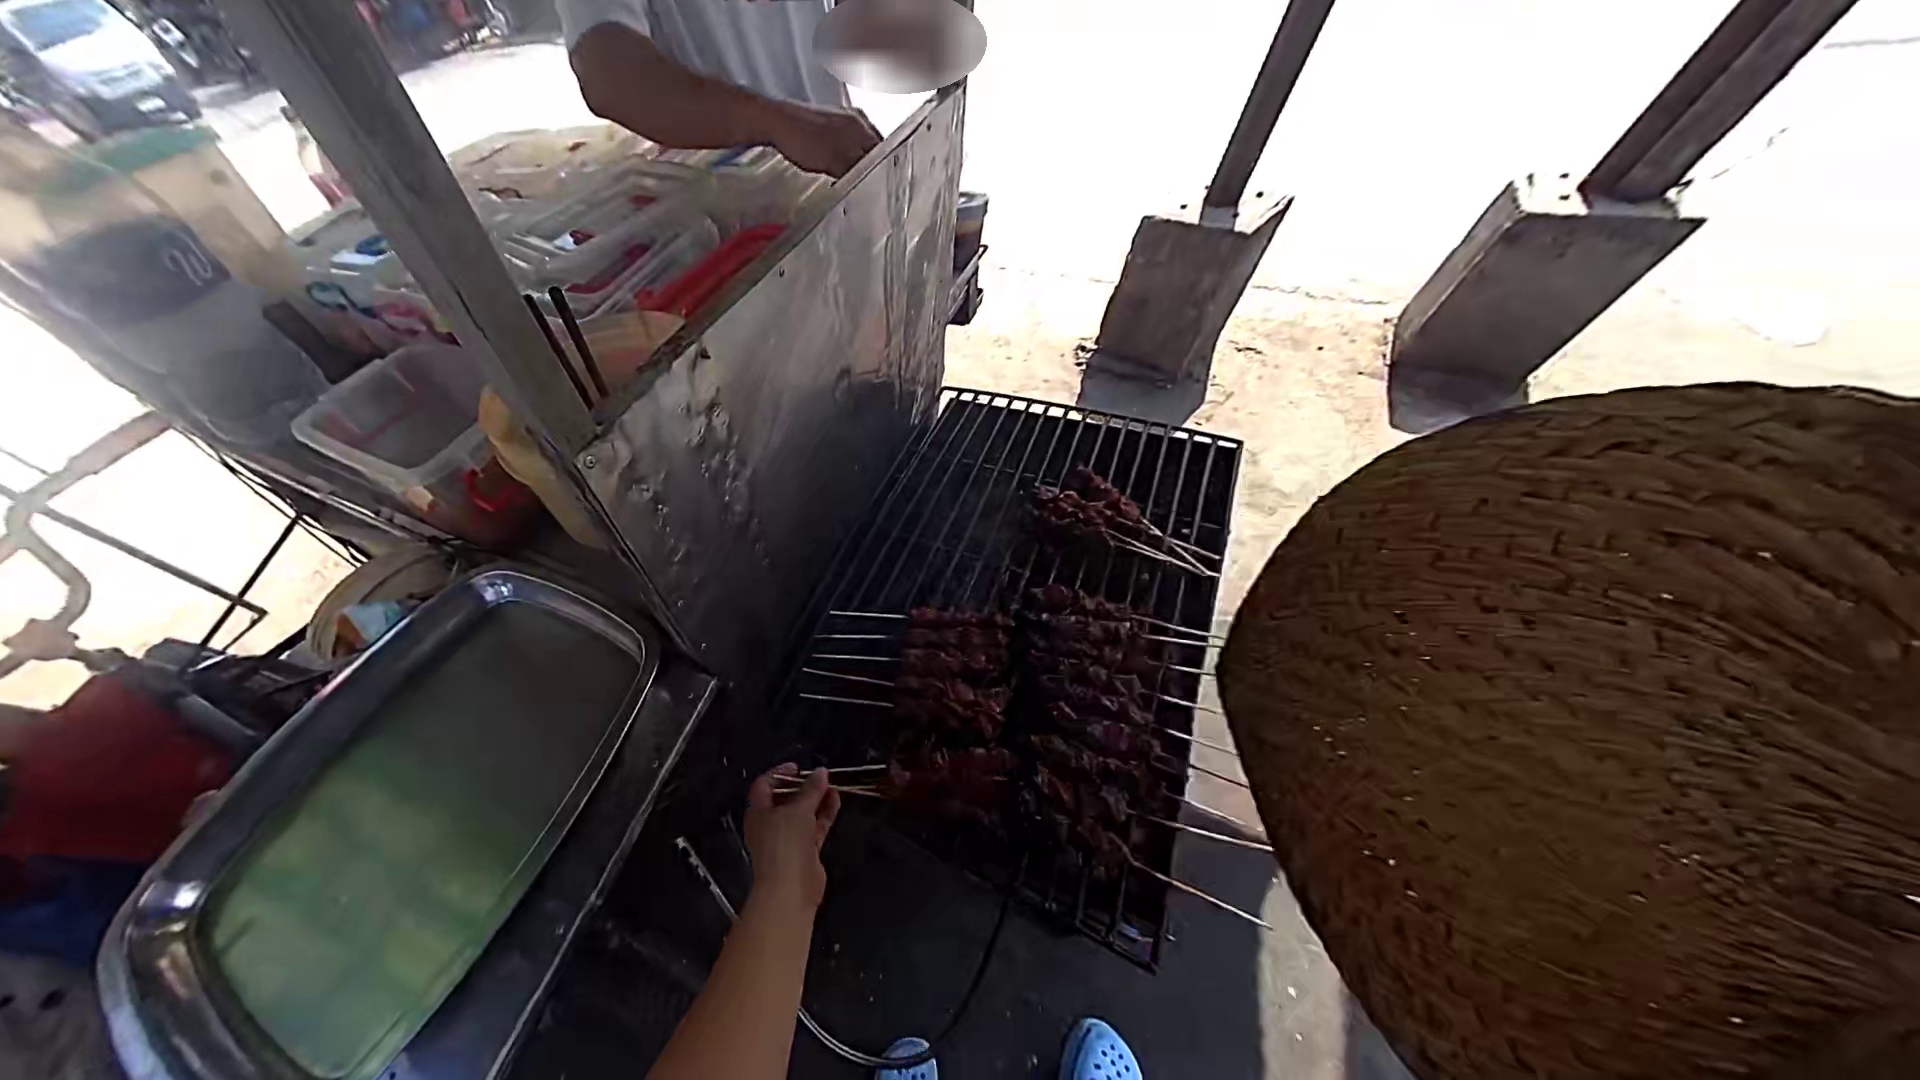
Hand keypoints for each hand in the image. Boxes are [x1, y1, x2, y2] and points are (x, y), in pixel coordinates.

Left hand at [744, 764, 841, 910]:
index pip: (764, 786)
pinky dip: (824, 813)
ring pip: (803, 812)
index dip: (779, 773)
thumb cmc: (784, 844)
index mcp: (758, 813)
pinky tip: (836, 800)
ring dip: (816, 799)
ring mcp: (788, 839)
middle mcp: (770, 824)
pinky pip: (815, 826)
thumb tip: (821, 772)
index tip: (797, 767)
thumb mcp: (798, 810)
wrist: (790, 889)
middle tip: (819, 776)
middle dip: (802, 786)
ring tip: (832, 785)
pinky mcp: (804, 850)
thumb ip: (811, 789)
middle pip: (785, 799)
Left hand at [765, 104, 881, 176]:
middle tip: (868, 187)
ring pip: (859, 148)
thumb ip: (857, 174)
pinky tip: (838, 168)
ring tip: (851, 178)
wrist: (774, 122)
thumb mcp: (835, 165)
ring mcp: (842, 120)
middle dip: (871, 168)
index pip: (885, 153)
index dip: (884, 172)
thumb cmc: (802, 139)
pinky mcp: (829, 124)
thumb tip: (871, 186)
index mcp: (862, 126)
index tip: (882, 188)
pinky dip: (845, 158)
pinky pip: (846, 145)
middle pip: (873, 150)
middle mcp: (856, 119)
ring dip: (857, 164)